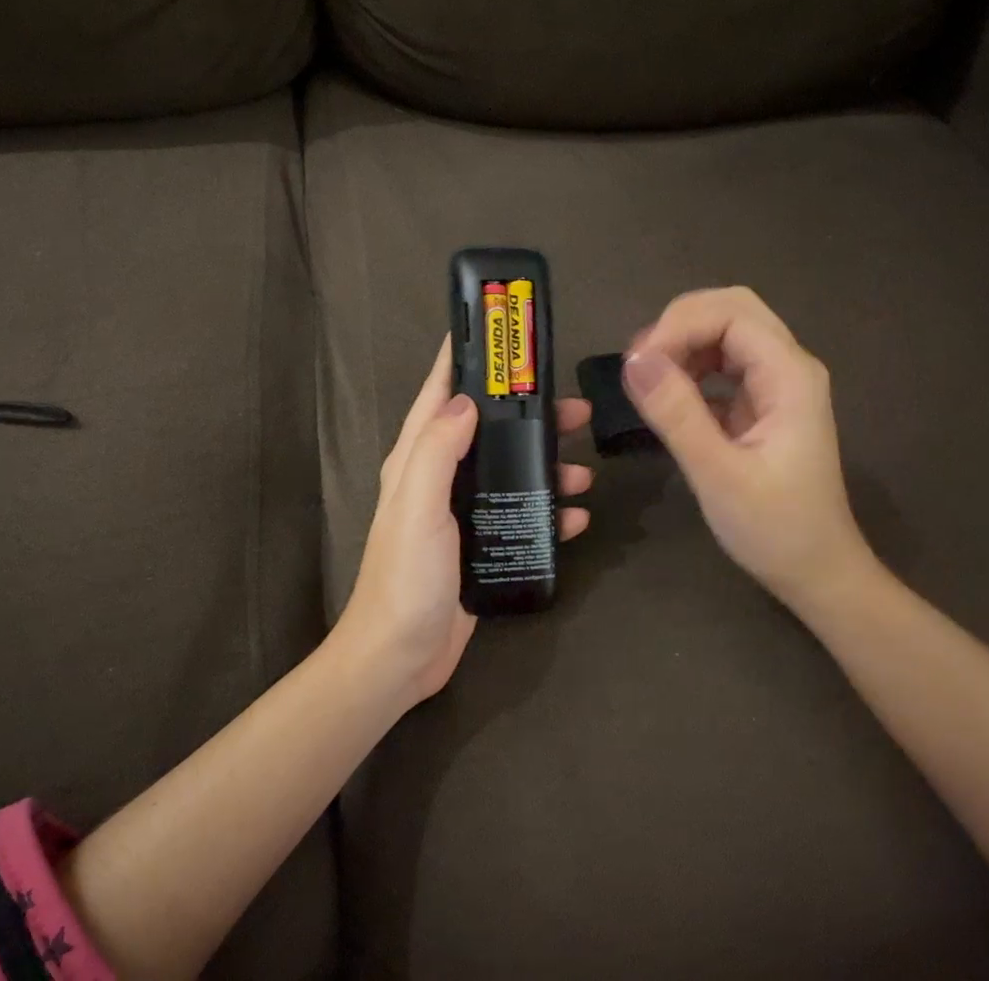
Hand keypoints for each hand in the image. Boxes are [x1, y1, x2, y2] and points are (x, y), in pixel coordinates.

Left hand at [333, 336, 593, 705]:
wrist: (402, 656)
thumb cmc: (407, 577)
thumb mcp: (417, 504)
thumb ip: (436, 448)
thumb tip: (466, 400)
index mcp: (416, 459)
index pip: (439, 394)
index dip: (465, 358)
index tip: (502, 332)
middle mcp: (438, 480)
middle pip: (488, 431)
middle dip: (529, 415)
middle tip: (575, 409)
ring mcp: (461, 516)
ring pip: (510, 472)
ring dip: (547, 466)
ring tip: (586, 470)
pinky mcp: (482, 548)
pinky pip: (521, 517)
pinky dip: (550, 512)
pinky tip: (579, 517)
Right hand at [623, 287, 876, 608]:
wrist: (817, 573)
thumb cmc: (774, 529)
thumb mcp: (718, 474)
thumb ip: (677, 413)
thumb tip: (634, 360)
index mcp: (789, 377)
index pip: (731, 314)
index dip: (678, 326)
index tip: (638, 366)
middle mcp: (789, 369)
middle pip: (733, 311)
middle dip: (680, 325)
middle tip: (638, 364)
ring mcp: (778, 387)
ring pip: (728, 335)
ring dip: (684, 345)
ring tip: (646, 380)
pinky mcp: (763, 407)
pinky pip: (725, 367)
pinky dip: (692, 370)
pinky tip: (668, 398)